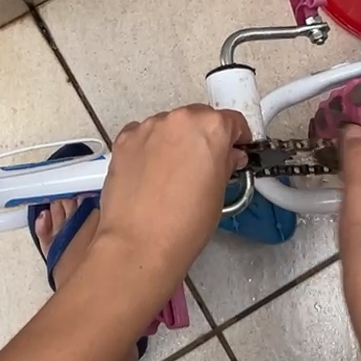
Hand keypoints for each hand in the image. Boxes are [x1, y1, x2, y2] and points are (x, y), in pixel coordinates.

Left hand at [79, 105, 250, 302]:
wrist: (139, 242)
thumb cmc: (181, 225)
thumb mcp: (219, 193)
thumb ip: (225, 164)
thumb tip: (226, 157)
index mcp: (210, 128)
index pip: (231, 121)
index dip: (236, 137)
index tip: (234, 147)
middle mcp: (179, 120)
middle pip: (198, 118)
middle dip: (203, 138)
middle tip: (204, 164)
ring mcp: (148, 128)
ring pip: (169, 126)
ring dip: (174, 142)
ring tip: (173, 175)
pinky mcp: (124, 140)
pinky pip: (143, 136)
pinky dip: (149, 148)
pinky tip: (152, 174)